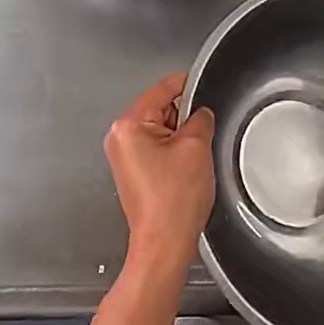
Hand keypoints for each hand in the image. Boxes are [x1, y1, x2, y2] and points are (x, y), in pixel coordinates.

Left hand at [104, 73, 215, 273]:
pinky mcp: (134, 170)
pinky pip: (158, 147)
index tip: (204, 82)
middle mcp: (120, 138)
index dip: (187, 85)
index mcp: (128, 126)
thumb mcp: (196, 146)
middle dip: (185, 118)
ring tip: (191, 160)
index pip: (162, 89)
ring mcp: (125, 155)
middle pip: (161, 108)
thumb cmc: (174, 201)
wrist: (165, 242)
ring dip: (181, 137)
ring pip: (162, 129)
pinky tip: (185, 170)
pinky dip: (175, 152)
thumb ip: (200, 118)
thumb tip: (201, 113)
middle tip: (201, 137)